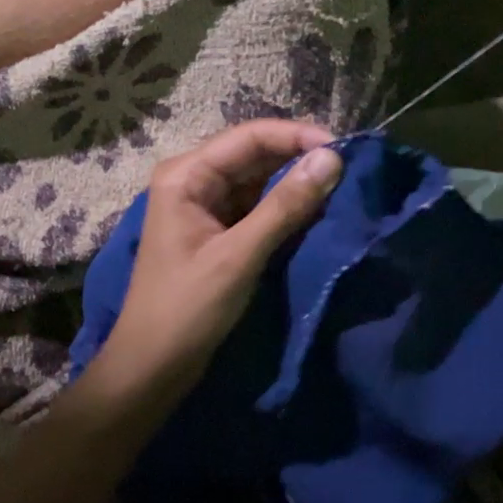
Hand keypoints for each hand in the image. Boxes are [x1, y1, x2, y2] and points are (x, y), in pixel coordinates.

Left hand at [96, 120, 344, 393]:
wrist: (152, 366)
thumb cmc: (187, 308)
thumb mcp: (239, 256)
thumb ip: (285, 206)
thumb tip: (331, 159)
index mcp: (186, 174)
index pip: (249, 136)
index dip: (297, 136)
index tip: (345, 151)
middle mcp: (192, 178)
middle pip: (254, 153)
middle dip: (300, 157)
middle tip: (350, 170)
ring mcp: (203, 204)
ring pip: (258, 178)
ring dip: (295, 181)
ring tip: (340, 187)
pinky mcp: (216, 228)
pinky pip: (256, 204)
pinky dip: (284, 206)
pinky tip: (315, 211)